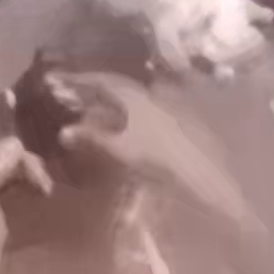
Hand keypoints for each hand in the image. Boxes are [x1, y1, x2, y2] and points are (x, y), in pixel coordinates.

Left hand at [0, 137, 47, 273]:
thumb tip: (16, 141)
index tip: (27, 113)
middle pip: (0, 158)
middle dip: (23, 154)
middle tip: (44, 173)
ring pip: (11, 177)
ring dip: (29, 171)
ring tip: (49, 182)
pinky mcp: (0, 231)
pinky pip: (17, 201)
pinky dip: (31, 193)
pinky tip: (48, 193)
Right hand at [50, 70, 273, 273]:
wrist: (218, 194)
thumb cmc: (168, 169)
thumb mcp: (126, 154)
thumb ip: (95, 139)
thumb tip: (65, 131)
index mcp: (142, 97)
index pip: (104, 79)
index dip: (79, 79)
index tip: (55, 81)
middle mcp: (157, 97)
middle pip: (118, 87)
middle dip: (92, 89)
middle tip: (67, 96)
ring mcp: (170, 113)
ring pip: (131, 101)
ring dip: (108, 104)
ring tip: (86, 113)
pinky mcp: (178, 131)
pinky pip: (141, 115)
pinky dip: (123, 118)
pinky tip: (116, 132)